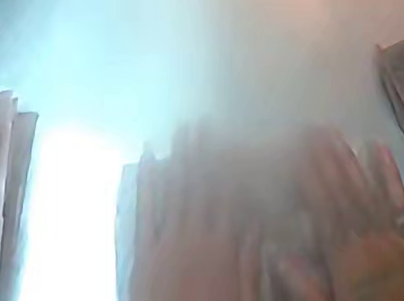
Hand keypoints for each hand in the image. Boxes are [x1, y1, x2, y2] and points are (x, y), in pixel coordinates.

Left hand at [130, 129, 259, 300]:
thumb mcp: (243, 296)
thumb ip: (250, 258)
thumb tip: (259, 221)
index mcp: (222, 246)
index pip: (228, 196)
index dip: (228, 166)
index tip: (230, 138)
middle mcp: (195, 235)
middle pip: (200, 185)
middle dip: (202, 151)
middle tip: (202, 120)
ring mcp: (167, 240)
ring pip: (175, 189)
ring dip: (179, 156)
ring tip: (181, 128)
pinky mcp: (145, 251)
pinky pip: (146, 210)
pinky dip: (147, 182)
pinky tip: (148, 157)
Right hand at [291, 130, 403, 300]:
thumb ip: (308, 286)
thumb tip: (278, 253)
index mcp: (348, 260)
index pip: (324, 210)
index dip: (310, 178)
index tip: (297, 150)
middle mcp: (370, 240)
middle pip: (344, 194)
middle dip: (328, 160)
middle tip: (313, 128)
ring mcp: (394, 237)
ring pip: (367, 191)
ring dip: (350, 160)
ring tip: (335, 133)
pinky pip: (400, 203)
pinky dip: (390, 174)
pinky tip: (381, 148)